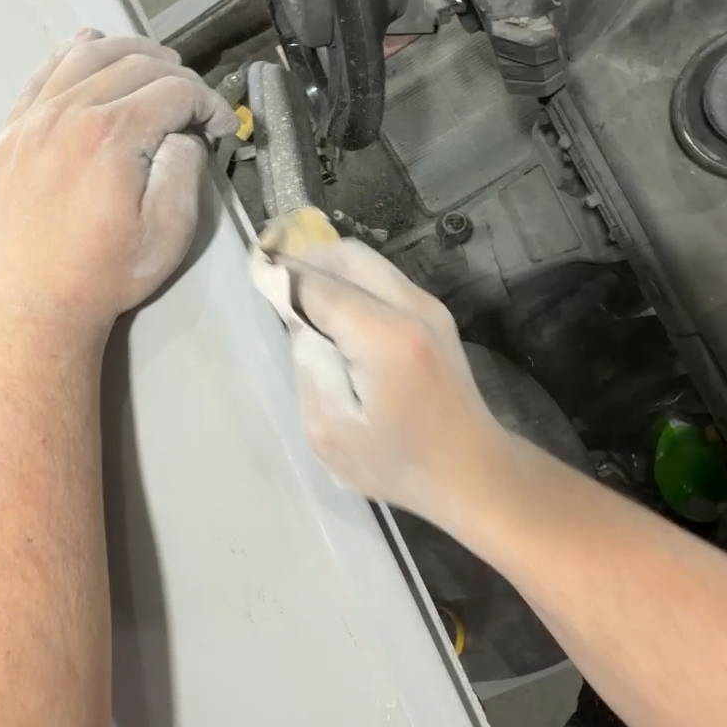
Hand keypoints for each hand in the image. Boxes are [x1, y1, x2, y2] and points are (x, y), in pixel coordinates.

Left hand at [0, 31, 237, 332]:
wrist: (34, 303)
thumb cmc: (106, 273)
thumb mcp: (168, 232)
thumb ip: (184, 169)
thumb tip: (182, 133)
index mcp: (113, 136)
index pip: (174, 91)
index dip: (209, 102)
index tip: (223, 125)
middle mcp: (70, 113)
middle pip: (135, 64)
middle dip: (178, 75)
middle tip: (196, 102)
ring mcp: (34, 119)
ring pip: (86, 56)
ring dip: (129, 50)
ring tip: (155, 63)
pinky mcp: (11, 132)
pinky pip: (42, 73)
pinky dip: (71, 52)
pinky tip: (89, 46)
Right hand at [281, 240, 511, 525]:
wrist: (472, 470)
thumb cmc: (399, 463)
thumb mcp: (331, 433)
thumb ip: (310, 368)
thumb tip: (302, 324)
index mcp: (386, 338)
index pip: (320, 287)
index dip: (282, 279)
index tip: (254, 276)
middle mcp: (412, 308)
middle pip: (347, 256)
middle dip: (306, 262)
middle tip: (275, 284)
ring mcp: (429, 307)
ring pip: (367, 262)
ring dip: (330, 271)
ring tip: (300, 299)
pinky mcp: (435, 314)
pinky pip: (383, 279)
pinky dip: (352, 283)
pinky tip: (334, 314)